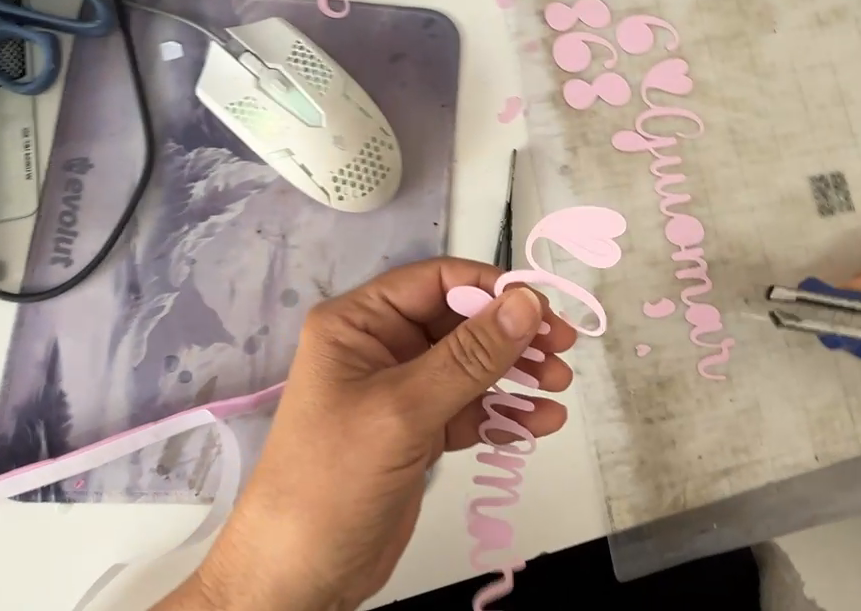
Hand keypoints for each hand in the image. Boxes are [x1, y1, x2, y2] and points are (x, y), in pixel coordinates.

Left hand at [167, 260, 578, 610]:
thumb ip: (470, 355)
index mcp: (360, 322)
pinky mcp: (417, 430)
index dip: (491, 288)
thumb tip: (527, 303)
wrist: (297, 579)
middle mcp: (381, 346)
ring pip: (470, 366)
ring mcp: (400, 389)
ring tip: (559, 385)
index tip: (542, 308)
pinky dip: (503, 413)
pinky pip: (468, 408)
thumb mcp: (404, 410)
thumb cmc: (333, 479)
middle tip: (562, 349)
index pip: (435, 281)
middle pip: (459, 322)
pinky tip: (541, 421)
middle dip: (511, 335)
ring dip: (515, 373)